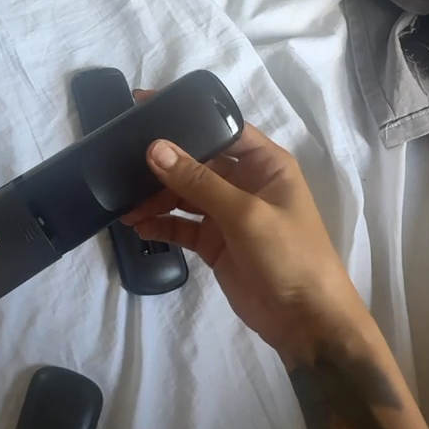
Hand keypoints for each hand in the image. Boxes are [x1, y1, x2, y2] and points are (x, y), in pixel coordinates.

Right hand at [122, 115, 361, 355]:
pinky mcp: (215, 242)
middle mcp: (246, 183)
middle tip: (123, 162)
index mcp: (265, 164)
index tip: (145, 107)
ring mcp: (228, 214)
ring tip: (125, 204)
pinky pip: (181, 225)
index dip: (187, 118)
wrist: (306, 321)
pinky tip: (138, 226)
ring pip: (184, 195)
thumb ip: (197, 181)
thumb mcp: (244, 213)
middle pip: (197, 163)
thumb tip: (155, 148)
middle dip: (163, 164)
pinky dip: (160, 224)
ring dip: (156, 198)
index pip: (222, 129)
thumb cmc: (289, 254)